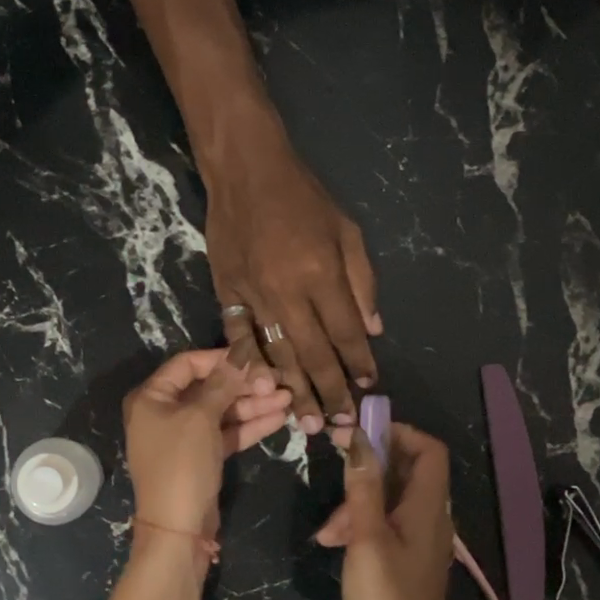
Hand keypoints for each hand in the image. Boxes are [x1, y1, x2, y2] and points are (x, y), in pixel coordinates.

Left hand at [123, 349, 292, 534]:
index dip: (220, 359)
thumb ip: (222, 384)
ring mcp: (183, 437)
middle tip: (278, 381)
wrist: (178, 527)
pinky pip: (225, 433)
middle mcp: (164, 413)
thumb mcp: (201, 417)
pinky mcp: (200, 457)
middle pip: (208, 388)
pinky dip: (249, 426)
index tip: (253, 358)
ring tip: (289, 398)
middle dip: (244, 384)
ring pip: (221, 412)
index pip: (187, 364)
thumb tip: (240, 357)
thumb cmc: (181, 463)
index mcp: (151, 397)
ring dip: (253, 404)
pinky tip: (279, 418)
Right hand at [203, 129, 380, 435]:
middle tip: (340, 427)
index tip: (368, 388)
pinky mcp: (227, 295)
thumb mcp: (347, 230)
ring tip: (307, 424)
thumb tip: (372, 330)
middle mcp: (288, 293)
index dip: (360, 364)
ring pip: (278, 355)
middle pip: (314, 355)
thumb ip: (361, 282)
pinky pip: (240, 339)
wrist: (245, 171)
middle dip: (330, 393)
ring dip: (295, 392)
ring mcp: (254, 297)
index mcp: (322, 274)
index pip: (346, 333)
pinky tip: (261, 390)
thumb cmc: (303, 197)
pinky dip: (251, 366)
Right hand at [315, 424, 453, 599]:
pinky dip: (362, 526)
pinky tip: (335, 545)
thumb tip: (360, 438)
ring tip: (327, 532)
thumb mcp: (366, 538)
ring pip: (390, 500)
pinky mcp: (409, 560)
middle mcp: (432, 519)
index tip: (358, 436)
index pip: (429, 450)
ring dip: (357, 504)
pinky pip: (388, 525)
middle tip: (334, 482)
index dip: (398, 434)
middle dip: (366, 473)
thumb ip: (364, 487)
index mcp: (428, 509)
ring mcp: (422, 541)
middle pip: (405, 472)